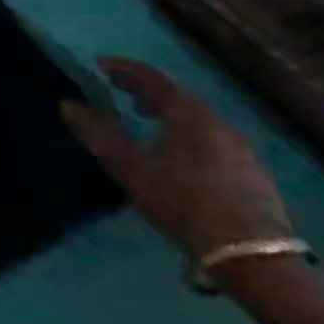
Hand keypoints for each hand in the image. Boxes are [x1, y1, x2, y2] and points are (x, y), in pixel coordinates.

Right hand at [61, 56, 291, 257]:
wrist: (254, 258)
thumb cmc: (183, 201)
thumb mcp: (130, 168)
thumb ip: (98, 133)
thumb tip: (68, 105)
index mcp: (189, 114)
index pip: (152, 77)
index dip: (123, 68)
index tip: (100, 64)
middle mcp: (218, 124)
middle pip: (177, 96)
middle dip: (144, 90)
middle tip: (119, 90)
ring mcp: (241, 150)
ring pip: (196, 119)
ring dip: (167, 113)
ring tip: (145, 119)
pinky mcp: (253, 176)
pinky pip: (211, 140)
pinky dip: (187, 134)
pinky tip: (178, 154)